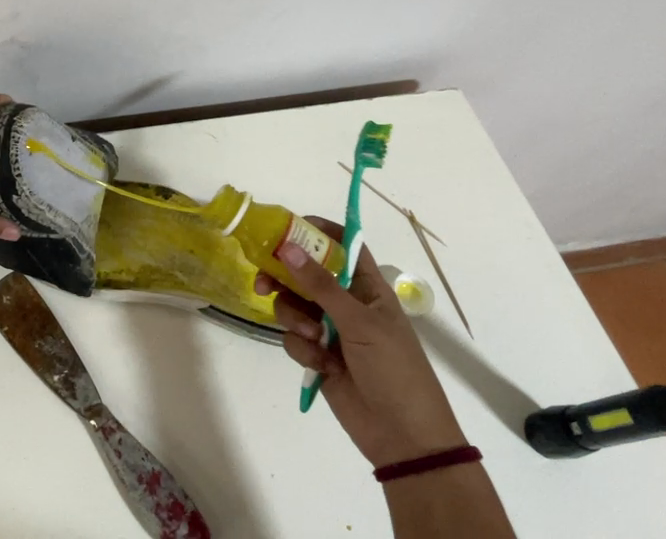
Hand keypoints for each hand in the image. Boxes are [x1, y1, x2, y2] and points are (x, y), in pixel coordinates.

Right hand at [256, 218, 466, 468]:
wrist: (403, 437)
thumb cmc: (394, 369)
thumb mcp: (359, 322)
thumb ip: (320, 284)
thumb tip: (287, 246)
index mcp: (367, 286)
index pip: (341, 245)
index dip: (315, 231)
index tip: (284, 229)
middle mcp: (346, 302)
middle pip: (305, 273)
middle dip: (284, 277)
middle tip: (263, 282)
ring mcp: (330, 328)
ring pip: (292, 305)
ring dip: (295, 319)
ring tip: (313, 339)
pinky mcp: (316, 355)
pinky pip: (292, 337)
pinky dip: (302, 349)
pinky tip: (322, 366)